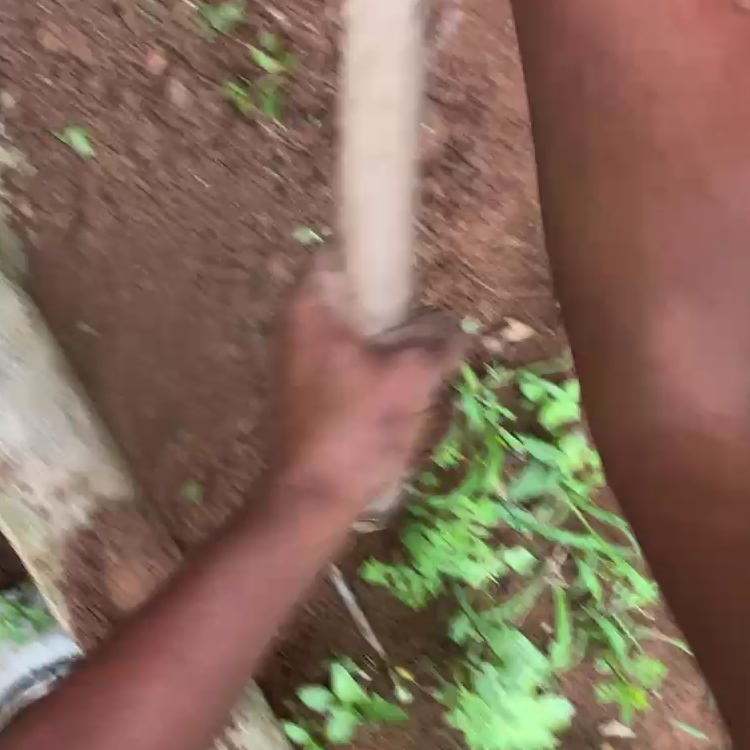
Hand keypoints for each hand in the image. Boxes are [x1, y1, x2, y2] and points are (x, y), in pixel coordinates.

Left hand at [267, 271, 467, 523]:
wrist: (311, 493)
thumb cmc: (355, 428)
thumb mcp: (410, 380)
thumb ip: (436, 345)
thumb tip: (459, 329)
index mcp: (306, 307)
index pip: (336, 256)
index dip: (373, 258)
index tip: (408, 274)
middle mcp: (289, 326)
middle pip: (345, 297)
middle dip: (385, 307)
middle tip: (421, 323)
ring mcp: (291, 360)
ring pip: (346, 334)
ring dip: (380, 342)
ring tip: (416, 359)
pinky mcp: (300, 390)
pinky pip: (340, 363)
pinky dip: (366, 368)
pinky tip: (393, 391)